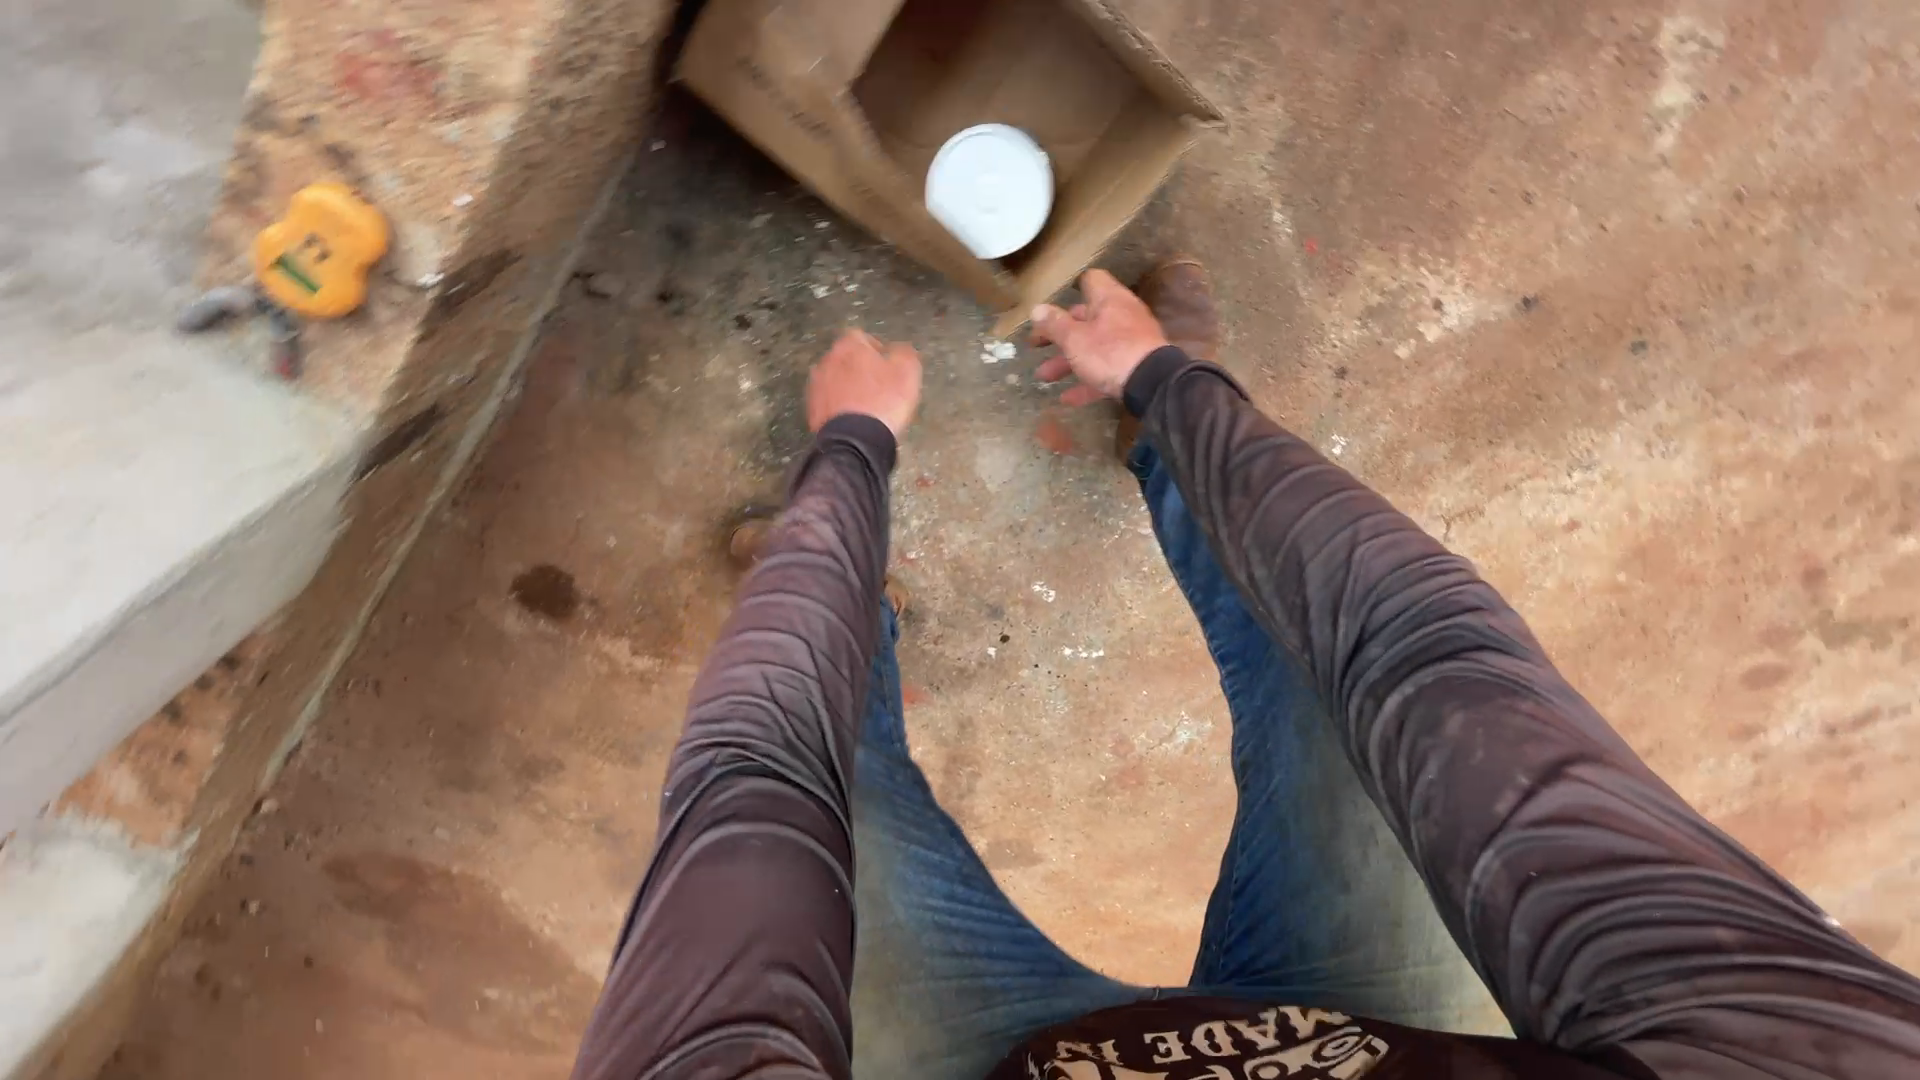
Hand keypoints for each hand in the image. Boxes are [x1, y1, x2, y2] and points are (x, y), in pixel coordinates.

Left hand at [807, 329, 922, 436]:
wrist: (854, 439)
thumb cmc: (883, 401)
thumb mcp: (907, 372)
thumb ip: (904, 353)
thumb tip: (898, 349)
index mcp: (849, 345)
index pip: (861, 337)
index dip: (876, 350)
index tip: (887, 365)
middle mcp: (827, 360)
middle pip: (845, 358)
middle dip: (859, 368)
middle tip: (877, 385)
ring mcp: (816, 385)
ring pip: (835, 380)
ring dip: (847, 387)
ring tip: (864, 404)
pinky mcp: (812, 408)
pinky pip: (828, 401)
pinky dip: (838, 405)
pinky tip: (851, 418)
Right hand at [1030, 269, 1169, 405]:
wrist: (1151, 384)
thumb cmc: (1109, 352)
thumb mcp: (1074, 339)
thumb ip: (1054, 324)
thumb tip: (1036, 309)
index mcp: (1108, 300)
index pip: (1090, 280)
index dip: (1071, 289)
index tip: (1053, 304)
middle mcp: (1121, 316)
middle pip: (1086, 319)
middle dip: (1059, 335)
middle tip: (1036, 345)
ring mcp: (1130, 342)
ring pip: (1093, 348)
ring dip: (1067, 362)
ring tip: (1044, 377)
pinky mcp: (1134, 367)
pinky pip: (1105, 371)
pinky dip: (1087, 382)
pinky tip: (1067, 399)